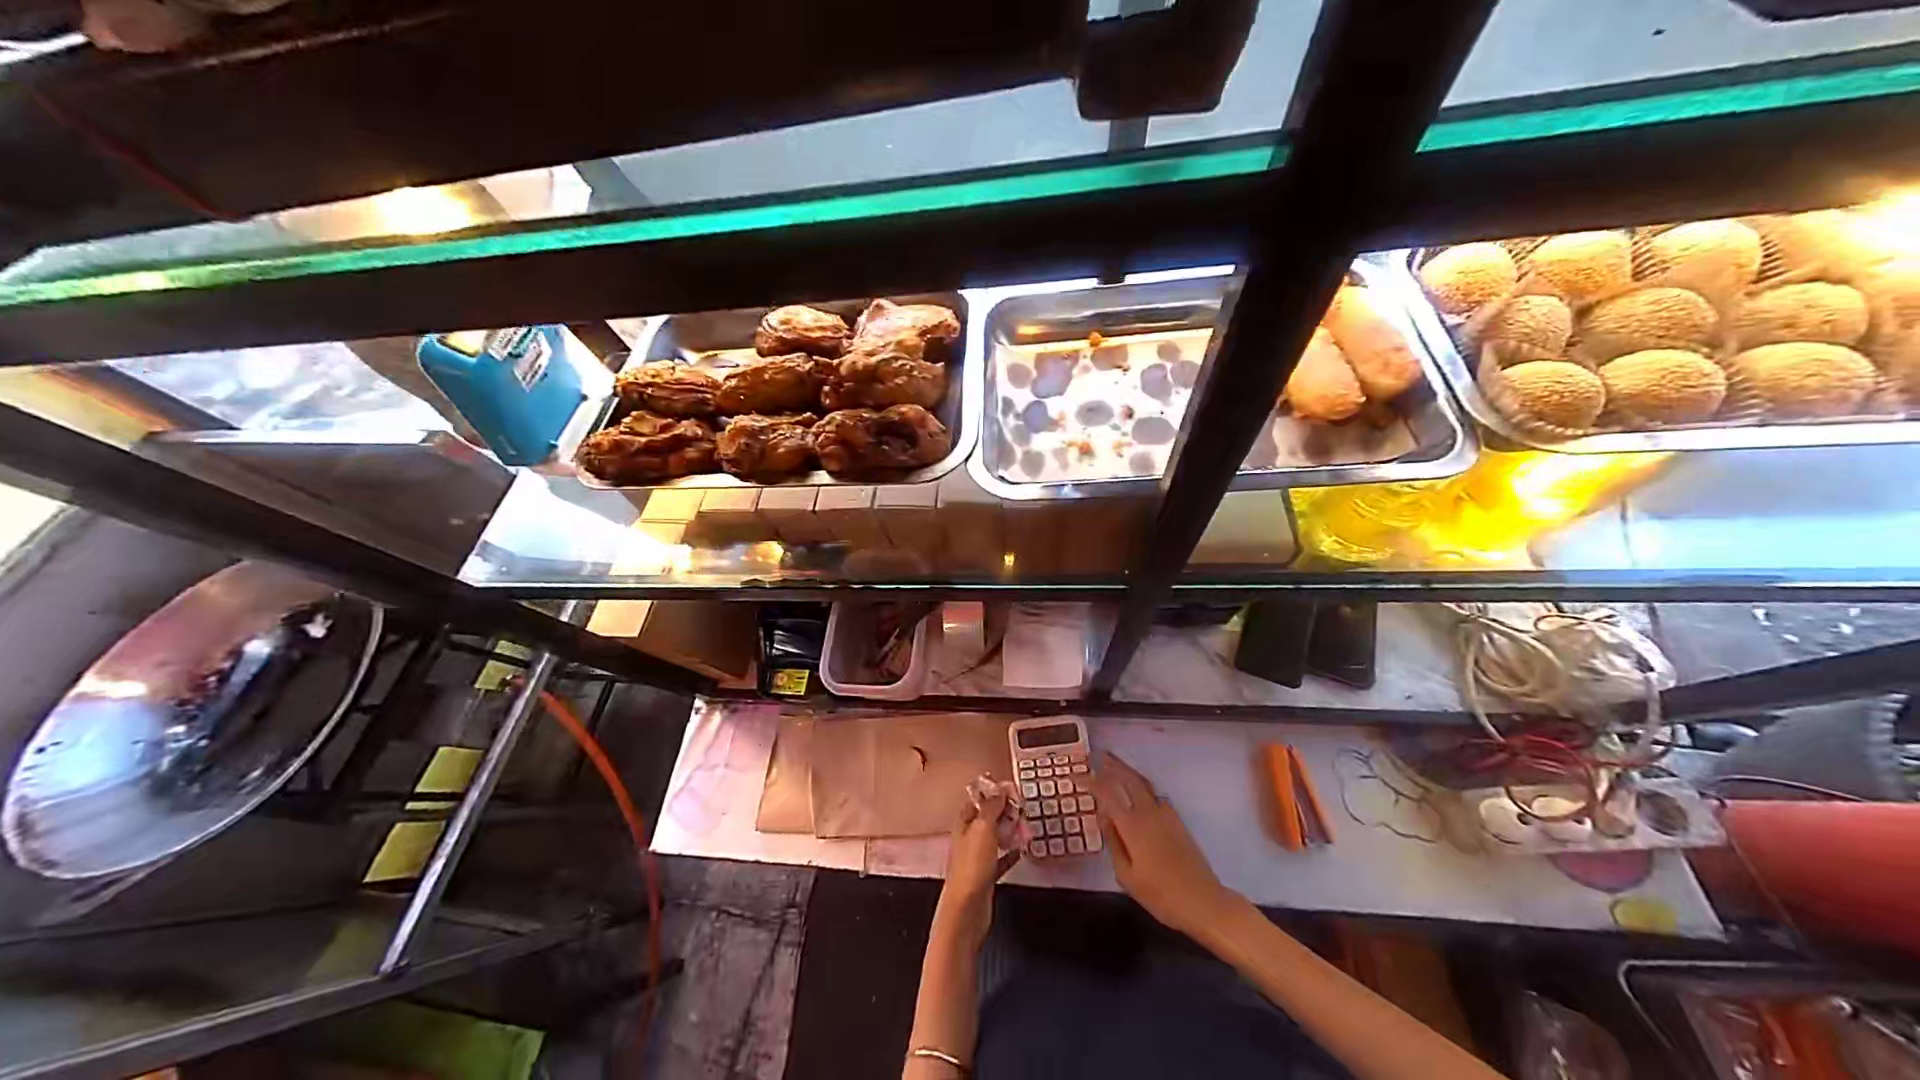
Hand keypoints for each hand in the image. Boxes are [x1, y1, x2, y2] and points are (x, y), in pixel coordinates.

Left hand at [934, 790, 1016, 950]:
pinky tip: (1022, 850)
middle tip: (1023, 809)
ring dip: (1009, 830)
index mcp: (964, 823)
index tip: (1011, 789)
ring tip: (1026, 826)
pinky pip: (1001, 859)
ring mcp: (977, 857)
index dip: (993, 792)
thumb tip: (999, 789)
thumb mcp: (983, 829)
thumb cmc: (973, 866)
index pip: (977, 800)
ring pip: (995, 837)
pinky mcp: (986, 875)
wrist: (967, 908)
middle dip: (1004, 811)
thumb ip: (991, 808)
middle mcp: (968, 838)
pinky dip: (1011, 853)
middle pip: (988, 818)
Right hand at [1093, 753, 1246, 939]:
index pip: (1107, 794)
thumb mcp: (1126, 875)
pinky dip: (1142, 783)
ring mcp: (1166, 814)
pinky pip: (1155, 793)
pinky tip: (1137, 787)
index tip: (1075, 776)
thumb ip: (1113, 842)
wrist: (1203, 901)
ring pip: (1143, 783)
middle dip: (1110, 766)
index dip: (1090, 781)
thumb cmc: (1160, 895)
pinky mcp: (1177, 820)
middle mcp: (1149, 813)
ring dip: (1127, 770)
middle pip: (1128, 779)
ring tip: (1113, 762)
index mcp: (1133, 826)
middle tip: (1095, 756)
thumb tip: (1103, 816)